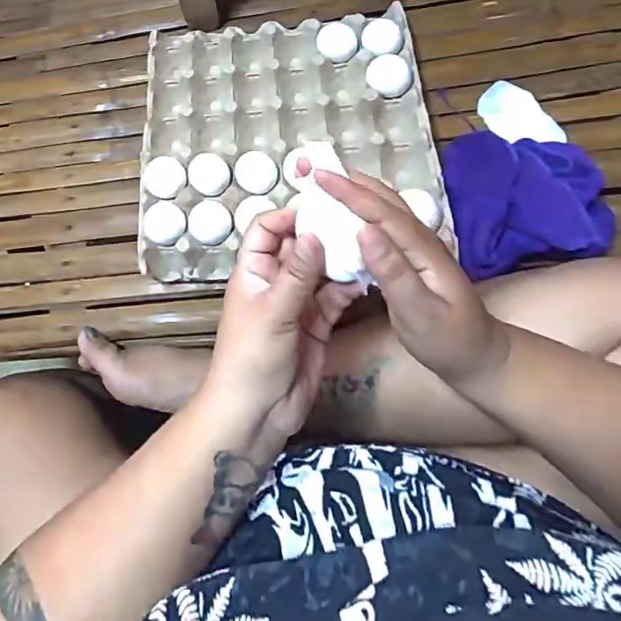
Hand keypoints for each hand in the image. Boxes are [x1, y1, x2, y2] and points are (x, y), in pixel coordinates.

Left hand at [203, 208, 364, 442]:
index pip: (267, 228)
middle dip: (323, 233)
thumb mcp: (274, 310)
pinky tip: (367, 278)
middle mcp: (275, 279)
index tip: (321, 208)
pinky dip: (348, 287)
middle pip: (299, 245)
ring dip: (340, 260)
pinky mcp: (317, 323)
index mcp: (253, 269)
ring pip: (321, 270)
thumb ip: (297, 273)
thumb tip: (314, 232)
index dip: (289, 216)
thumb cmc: (252, 355)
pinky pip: (334, 296)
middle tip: (356, 221)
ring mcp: (297, 301)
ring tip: (368, 246)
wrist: (258, 412)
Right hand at [313, 168, 509, 385]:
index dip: (349, 192)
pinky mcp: (411, 252)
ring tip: (325, 178)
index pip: (382, 211)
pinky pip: (383, 218)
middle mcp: (421, 238)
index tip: (319, 177)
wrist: (480, 356)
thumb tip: (364, 231)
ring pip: (385, 204)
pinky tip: (347, 207)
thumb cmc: (447, 339)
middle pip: (383, 198)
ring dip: (355, 187)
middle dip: (348, 179)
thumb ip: (393, 272)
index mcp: (422, 248)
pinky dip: (362, 204)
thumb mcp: (419, 313)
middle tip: (313, 167)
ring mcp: (418, 243)